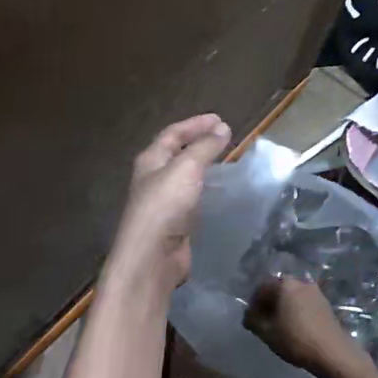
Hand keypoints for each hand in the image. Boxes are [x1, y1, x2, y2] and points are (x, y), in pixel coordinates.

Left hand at [104, 113, 230, 291]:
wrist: (153, 257)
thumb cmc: (166, 206)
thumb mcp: (187, 168)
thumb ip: (205, 148)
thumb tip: (223, 128)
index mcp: (150, 161)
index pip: (173, 133)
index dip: (195, 124)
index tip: (220, 120)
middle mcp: (153, 180)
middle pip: (176, 155)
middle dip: (198, 145)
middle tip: (225, 140)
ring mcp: (162, 204)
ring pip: (184, 179)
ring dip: (203, 169)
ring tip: (226, 165)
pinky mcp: (173, 226)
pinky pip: (191, 201)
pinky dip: (205, 193)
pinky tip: (220, 196)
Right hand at [244, 276, 368, 377]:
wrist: (332, 352)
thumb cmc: (295, 339)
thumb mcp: (266, 332)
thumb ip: (252, 320)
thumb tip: (248, 316)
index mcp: (284, 284)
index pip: (261, 289)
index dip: (252, 304)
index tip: (250, 319)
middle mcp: (300, 282)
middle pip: (278, 290)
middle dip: (268, 304)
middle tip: (263, 322)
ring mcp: (316, 292)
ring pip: (291, 296)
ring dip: (282, 308)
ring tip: (278, 326)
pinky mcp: (325, 304)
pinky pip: (303, 303)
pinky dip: (295, 311)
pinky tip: (294, 327)